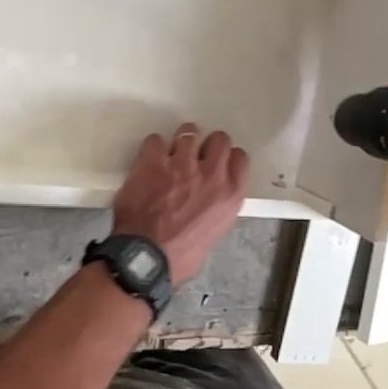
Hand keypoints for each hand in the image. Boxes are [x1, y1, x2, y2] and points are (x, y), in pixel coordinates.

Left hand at [112, 123, 248, 281]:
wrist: (147, 256)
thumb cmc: (180, 257)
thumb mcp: (214, 234)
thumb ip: (215, 211)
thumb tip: (204, 206)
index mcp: (231, 195)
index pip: (240, 158)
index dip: (226, 158)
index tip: (217, 163)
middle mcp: (211, 174)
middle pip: (219, 139)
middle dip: (207, 144)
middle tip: (195, 155)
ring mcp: (182, 164)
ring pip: (189, 132)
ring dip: (181, 141)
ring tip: (172, 151)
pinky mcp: (153, 162)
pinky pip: (155, 140)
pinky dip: (153, 148)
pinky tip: (149, 160)